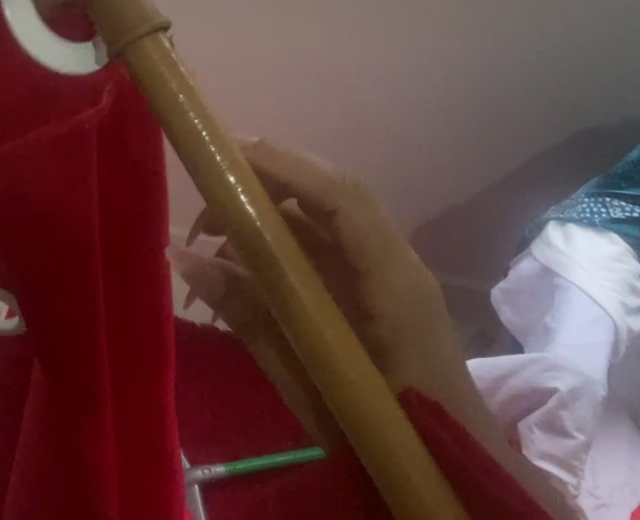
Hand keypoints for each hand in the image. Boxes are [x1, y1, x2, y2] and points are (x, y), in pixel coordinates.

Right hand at [171, 140, 485, 431]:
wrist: (459, 484)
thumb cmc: (389, 444)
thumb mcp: (307, 385)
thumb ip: (247, 315)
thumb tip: (181, 256)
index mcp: (395, 284)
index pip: (341, 197)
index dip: (282, 165)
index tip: (220, 154)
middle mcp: (394, 264)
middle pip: (327, 193)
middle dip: (261, 180)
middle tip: (200, 194)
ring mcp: (384, 275)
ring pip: (319, 217)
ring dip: (262, 212)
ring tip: (206, 235)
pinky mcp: (370, 291)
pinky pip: (319, 247)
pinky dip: (272, 243)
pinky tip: (233, 264)